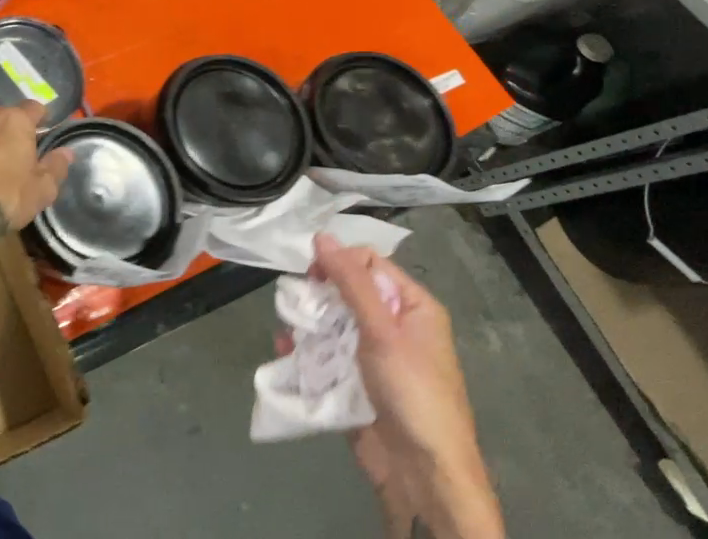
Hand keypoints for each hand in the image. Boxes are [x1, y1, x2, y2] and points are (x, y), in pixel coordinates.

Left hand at [0, 102, 70, 229]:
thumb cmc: (10, 196)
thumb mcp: (43, 187)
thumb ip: (56, 165)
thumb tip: (66, 152)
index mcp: (15, 121)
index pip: (34, 107)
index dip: (43, 118)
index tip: (48, 131)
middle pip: (8, 118)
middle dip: (17, 131)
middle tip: (27, 152)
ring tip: (3, 163)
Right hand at [312, 234, 503, 538]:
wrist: (421, 471)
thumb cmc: (412, 392)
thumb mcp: (383, 331)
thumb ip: (351, 282)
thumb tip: (321, 235)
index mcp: (412, 307)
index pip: (368, 264)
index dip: (337, 263)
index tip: (309, 275)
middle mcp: (393, 326)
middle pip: (344, 292)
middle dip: (316, 296)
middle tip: (296, 305)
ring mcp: (371, 354)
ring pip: (328, 322)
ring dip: (306, 324)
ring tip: (291, 334)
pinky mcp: (351, 379)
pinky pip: (321, 353)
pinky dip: (303, 351)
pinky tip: (286, 352)